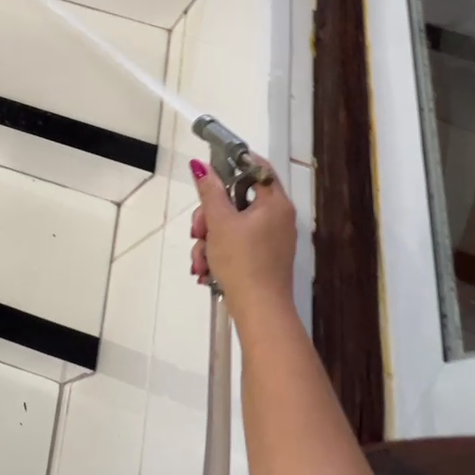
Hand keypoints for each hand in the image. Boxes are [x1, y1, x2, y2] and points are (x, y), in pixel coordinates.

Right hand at [189, 155, 295, 310]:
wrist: (259, 310)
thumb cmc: (242, 260)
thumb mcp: (219, 221)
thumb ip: (209, 190)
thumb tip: (200, 164)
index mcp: (274, 203)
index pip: (257, 167)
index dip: (233, 163)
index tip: (209, 171)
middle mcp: (277, 218)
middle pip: (237, 198)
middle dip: (210, 213)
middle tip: (198, 229)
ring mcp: (271, 239)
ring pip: (231, 223)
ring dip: (209, 236)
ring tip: (199, 257)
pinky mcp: (263, 257)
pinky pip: (236, 242)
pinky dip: (218, 251)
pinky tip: (205, 268)